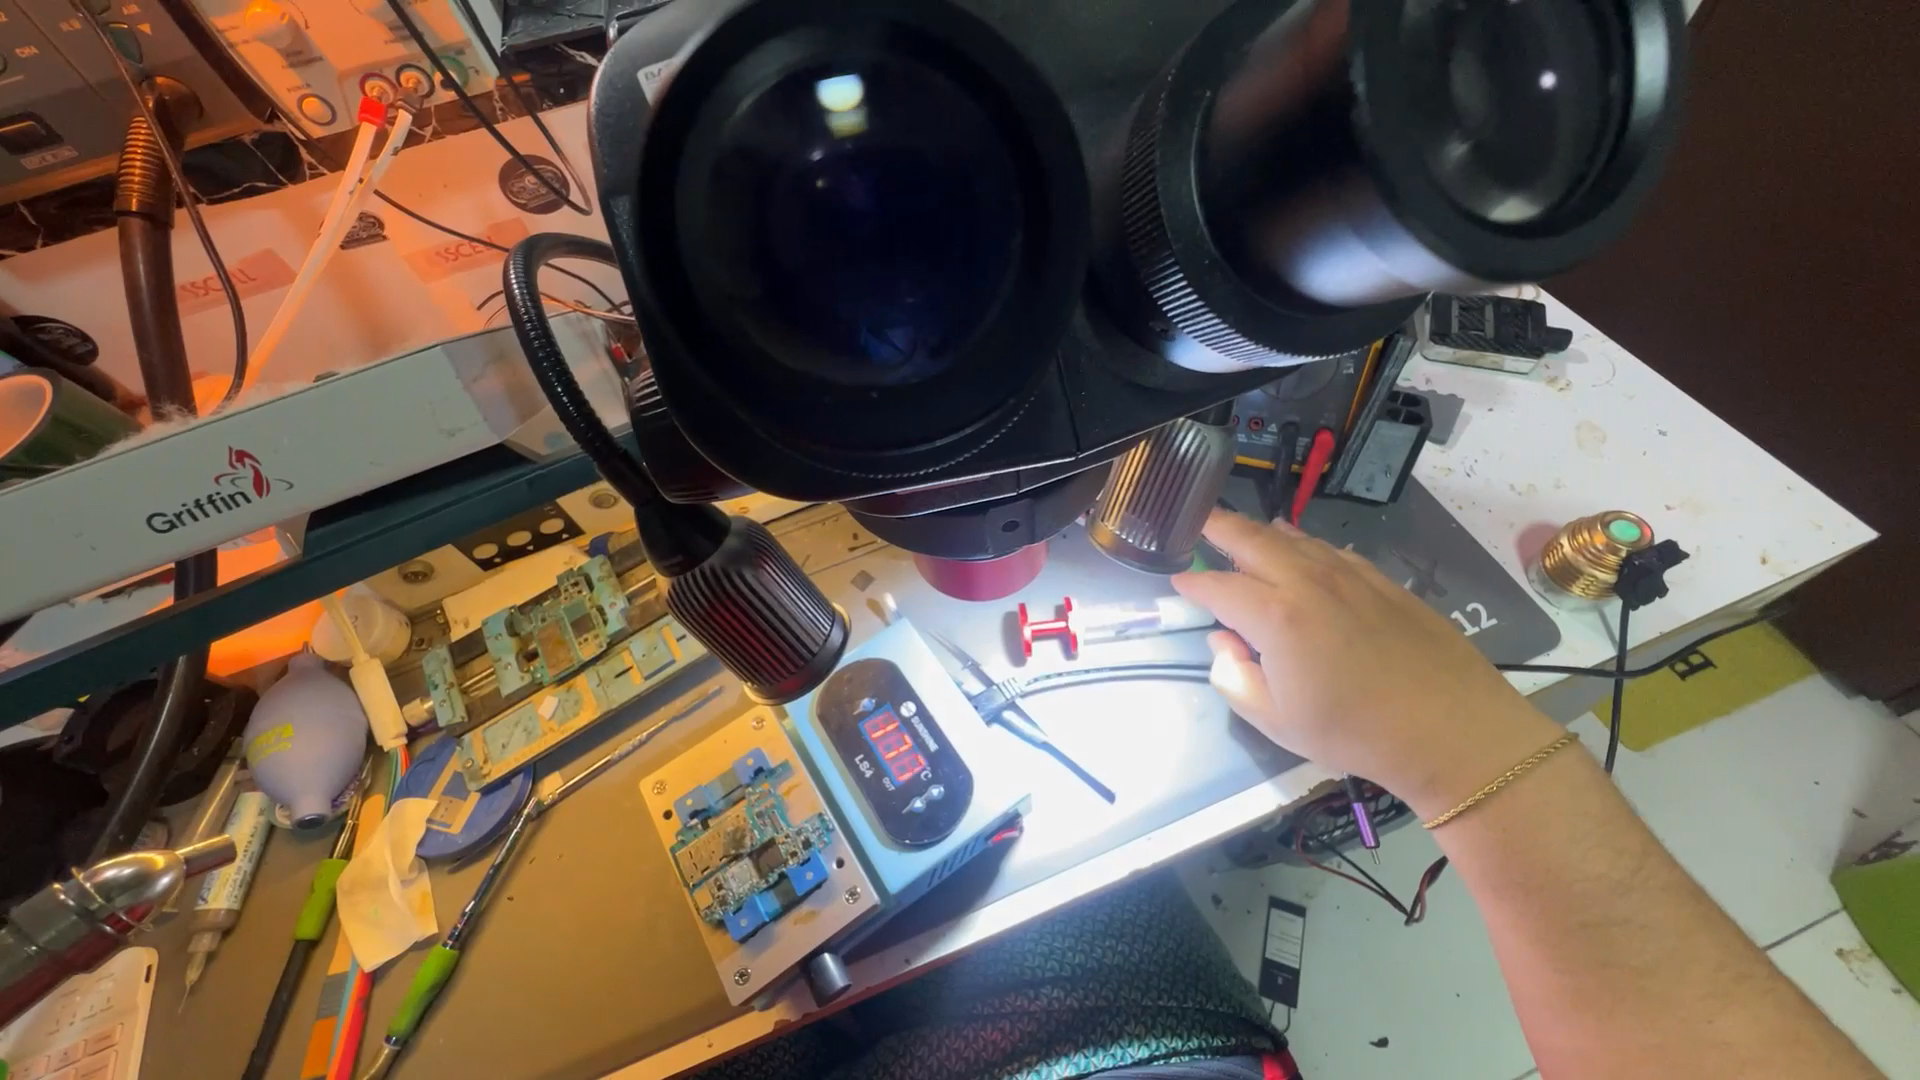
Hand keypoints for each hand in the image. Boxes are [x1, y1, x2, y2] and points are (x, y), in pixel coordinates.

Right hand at [1171, 510, 1561, 816]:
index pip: (1217, 586)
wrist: (1451, 731)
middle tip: (1196, 521)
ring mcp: (1348, 575)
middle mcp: (1306, 581)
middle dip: (1217, 527)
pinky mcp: (1381, 580)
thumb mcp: (1276, 720)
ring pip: (1292, 538)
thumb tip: (1223, 643)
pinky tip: (1301, 549)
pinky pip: (1330, 549)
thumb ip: (1233, 677)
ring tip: (1241, 529)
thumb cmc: (1354, 732)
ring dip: (1260, 531)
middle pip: (1250, 539)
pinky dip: (1303, 543)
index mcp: (1274, 615)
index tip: (1177, 583)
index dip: (1192, 584)